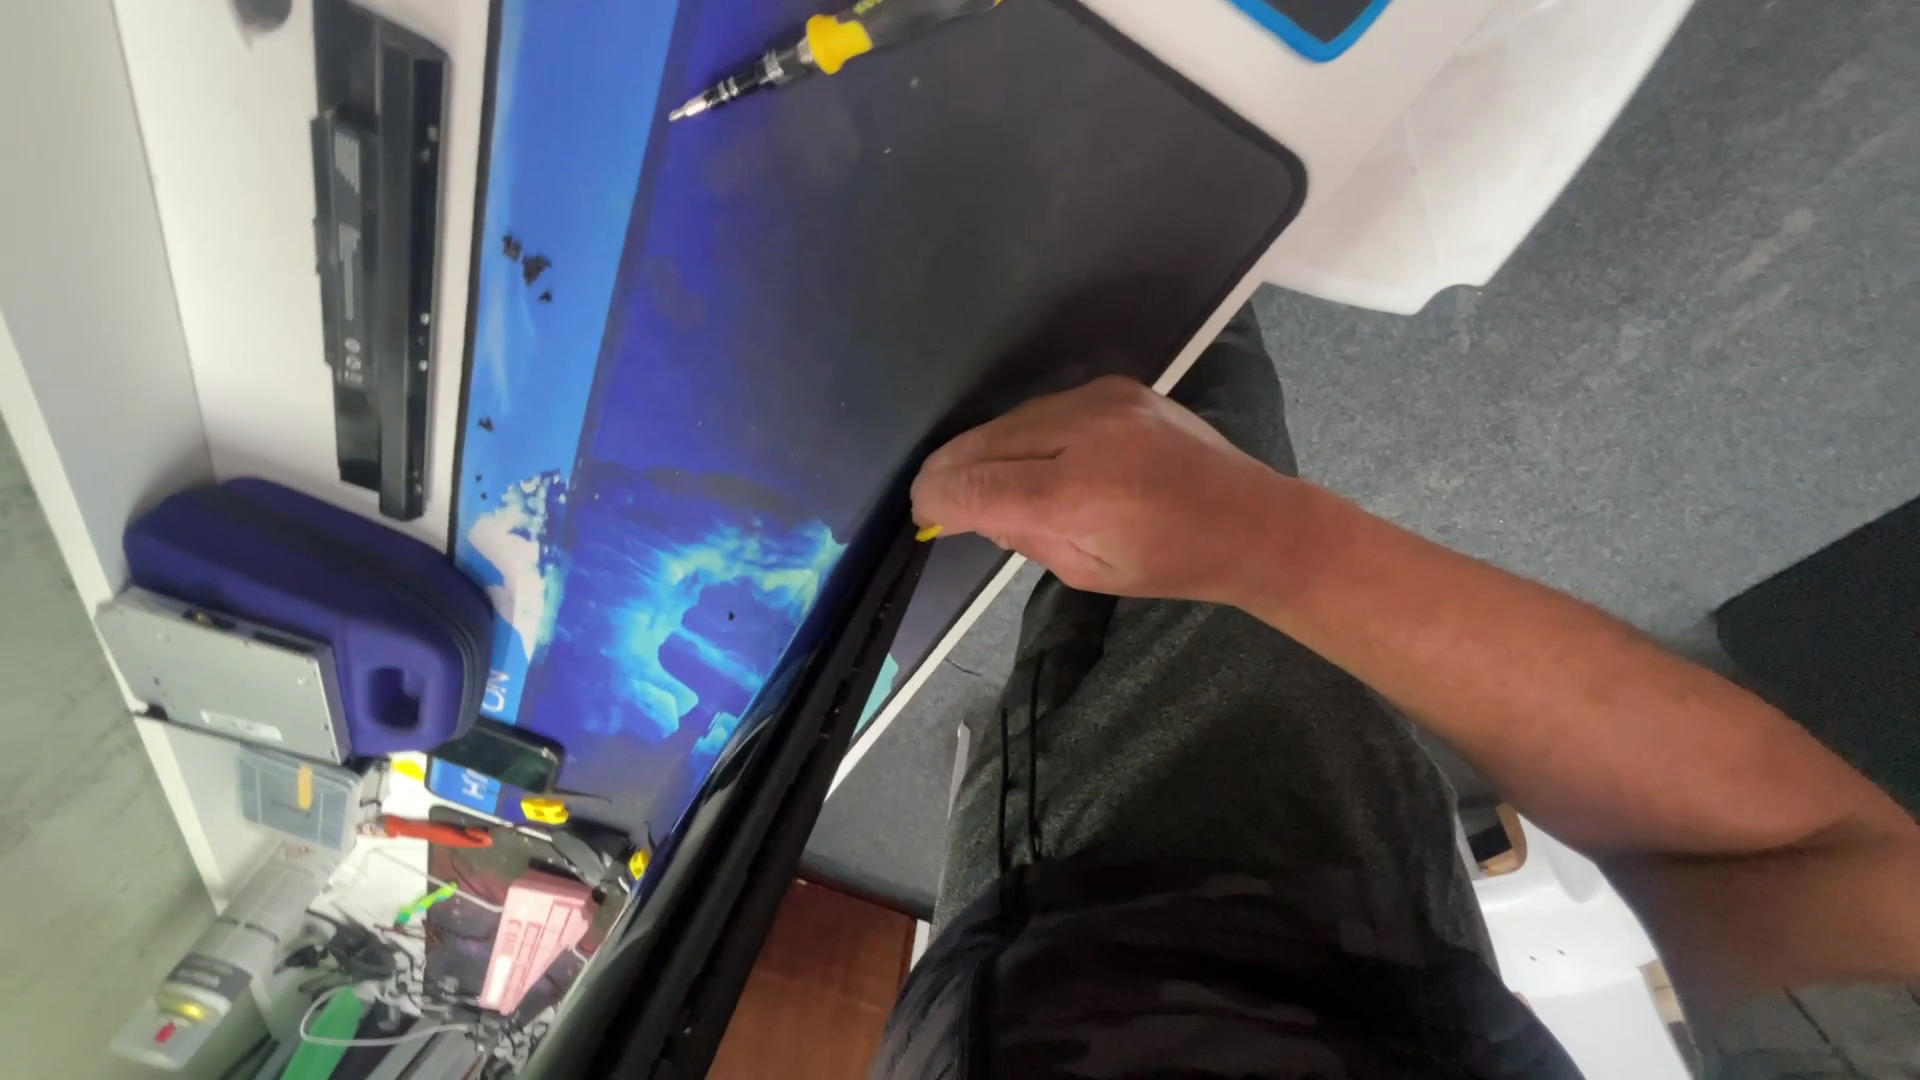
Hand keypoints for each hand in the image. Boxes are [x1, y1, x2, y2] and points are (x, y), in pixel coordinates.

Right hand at [911, 376, 1286, 601]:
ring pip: (1009, 420)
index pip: (978, 487)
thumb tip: (973, 513)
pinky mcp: (1114, 385)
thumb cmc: (1171, 562)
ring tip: (972, 478)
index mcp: (1079, 494)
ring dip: (982, 449)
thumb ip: (1023, 537)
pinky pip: (1042, 408)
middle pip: (984, 443)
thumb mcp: (1088, 572)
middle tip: (933, 495)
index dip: (938, 498)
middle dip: (949, 471)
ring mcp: (1101, 400)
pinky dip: (1020, 433)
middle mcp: (1085, 433)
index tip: (922, 511)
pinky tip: (1019, 456)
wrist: (1249, 518)